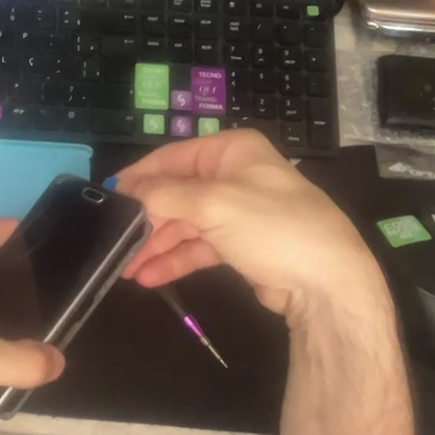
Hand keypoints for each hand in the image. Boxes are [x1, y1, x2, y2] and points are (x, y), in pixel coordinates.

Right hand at [112, 131, 386, 323]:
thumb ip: (163, 195)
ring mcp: (238, 212)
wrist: (327, 283)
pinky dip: (174, 260)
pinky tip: (149, 277)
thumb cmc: (273, 227)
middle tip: (114, 242)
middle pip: (176, 194)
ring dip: (155, 246)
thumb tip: (126, 191)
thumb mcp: (212, 203)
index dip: (139, 177)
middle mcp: (234, 176)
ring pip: (184, 225)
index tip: (107, 197)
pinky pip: (198, 248)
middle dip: (146, 221)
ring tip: (126, 268)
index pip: (173, 157)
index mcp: (232, 151)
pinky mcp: (241, 245)